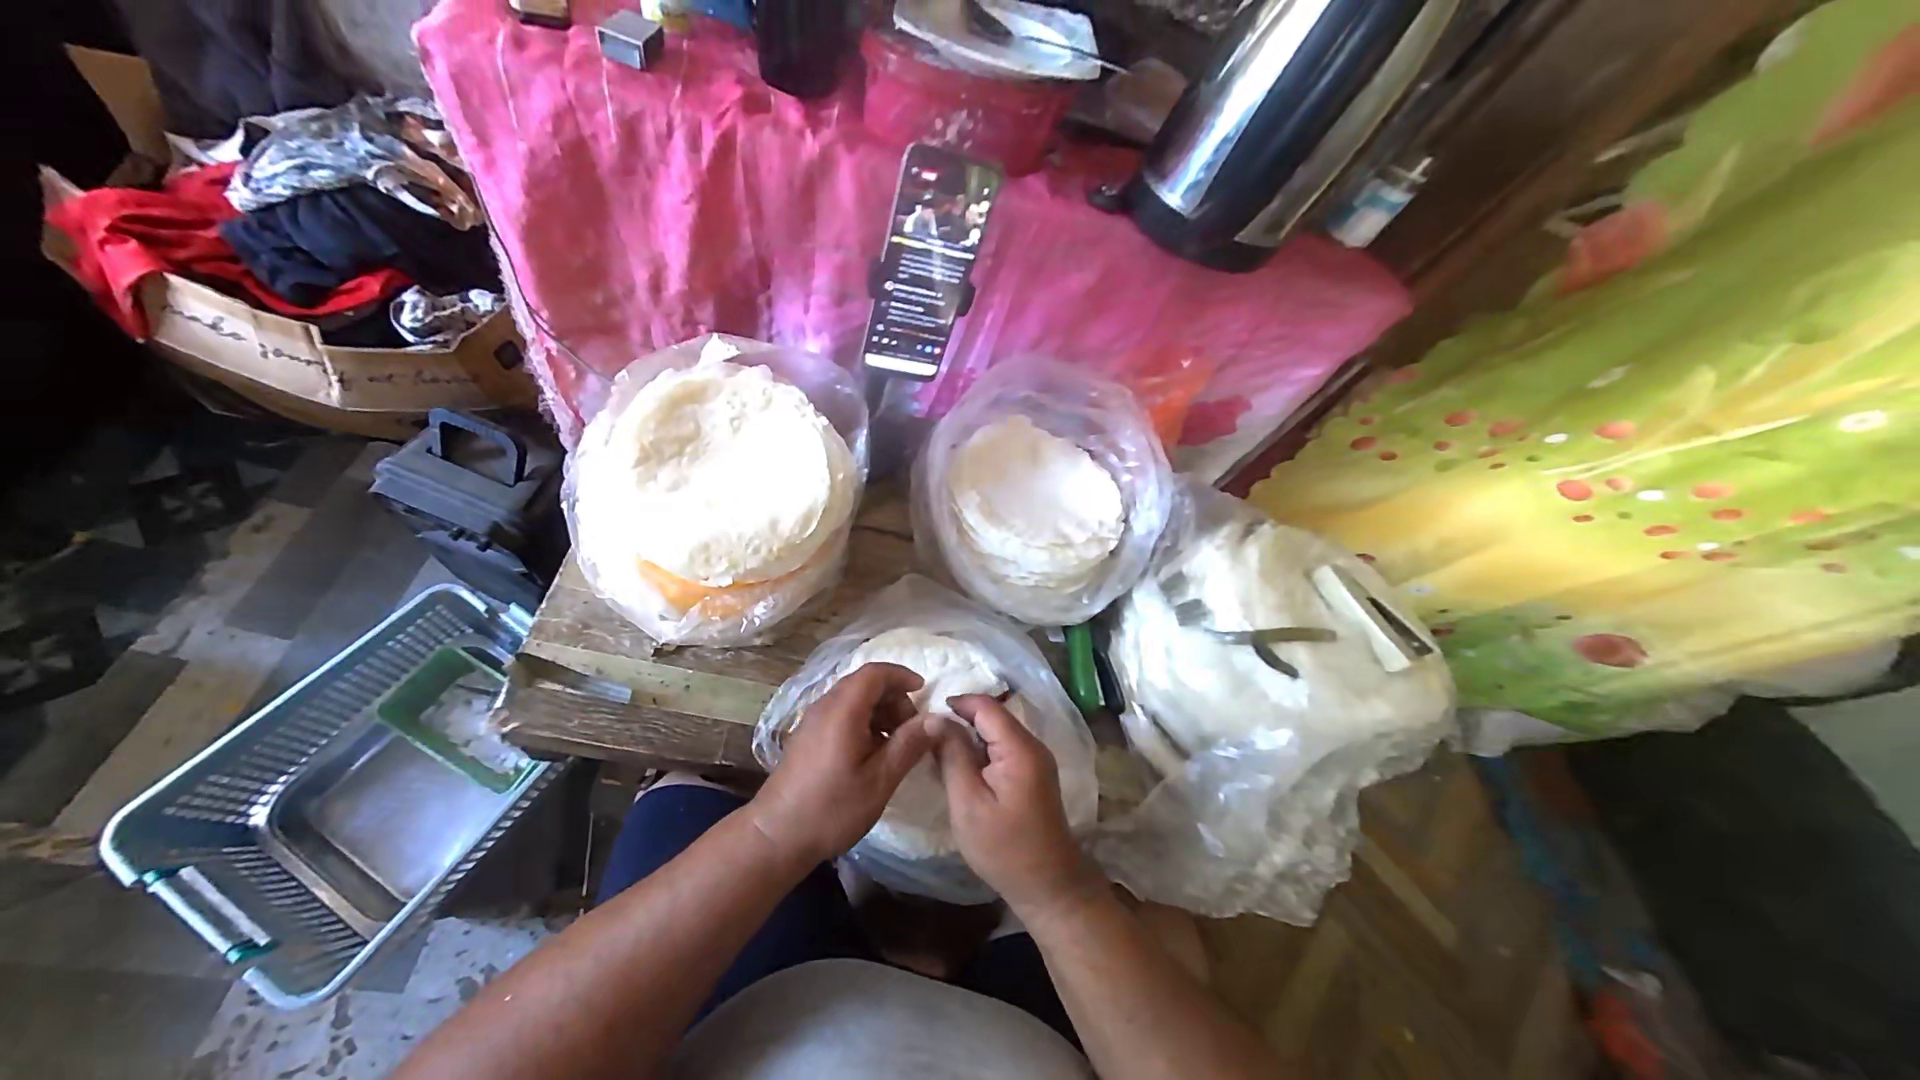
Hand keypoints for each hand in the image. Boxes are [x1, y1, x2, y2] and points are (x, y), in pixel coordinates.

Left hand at [747, 662, 934, 867]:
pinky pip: (841, 714)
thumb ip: (909, 744)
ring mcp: (813, 721)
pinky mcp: (808, 736)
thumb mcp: (880, 779)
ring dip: (880, 710)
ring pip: (853, 698)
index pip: (875, 672)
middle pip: (864, 683)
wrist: (776, 836)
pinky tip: (874, 752)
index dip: (902, 675)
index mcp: (843, 710)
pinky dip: (864, 721)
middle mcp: (825, 706)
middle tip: (913, 727)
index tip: (924, 692)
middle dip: (894, 697)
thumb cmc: (832, 808)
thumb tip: (937, 718)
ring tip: (897, 743)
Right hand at [934, 695, 1104, 917]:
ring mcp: (1037, 760)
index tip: (926, 715)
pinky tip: (963, 768)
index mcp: (1019, 748)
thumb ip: (952, 755)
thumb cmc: (1004, 848)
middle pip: (994, 716)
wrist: (1048, 885)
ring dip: (970, 736)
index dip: (957, 703)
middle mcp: (1033, 745)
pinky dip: (982, 750)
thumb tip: (935, 719)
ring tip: (939, 751)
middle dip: (961, 718)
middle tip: (927, 735)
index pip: (986, 706)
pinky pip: (1004, 748)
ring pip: (998, 732)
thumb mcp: (968, 802)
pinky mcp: (1035, 774)